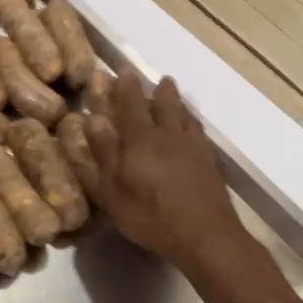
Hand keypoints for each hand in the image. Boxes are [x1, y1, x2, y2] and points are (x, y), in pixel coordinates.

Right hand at [85, 76, 249, 270]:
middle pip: (162, 104)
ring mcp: (192, 146)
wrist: (204, 234)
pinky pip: (197, 130)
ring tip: (170, 90)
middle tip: (151, 77)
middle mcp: (168, 135)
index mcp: (140, 140)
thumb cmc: (149, 215)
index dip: (123, 87)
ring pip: (183, 114)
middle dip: (153, 89)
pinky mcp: (208, 160)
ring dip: (175, 100)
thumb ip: (104, 153)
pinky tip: (191, 125)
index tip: (120, 69)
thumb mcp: (113, 190)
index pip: (129, 105)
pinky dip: (190, 120)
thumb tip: (93, 119)